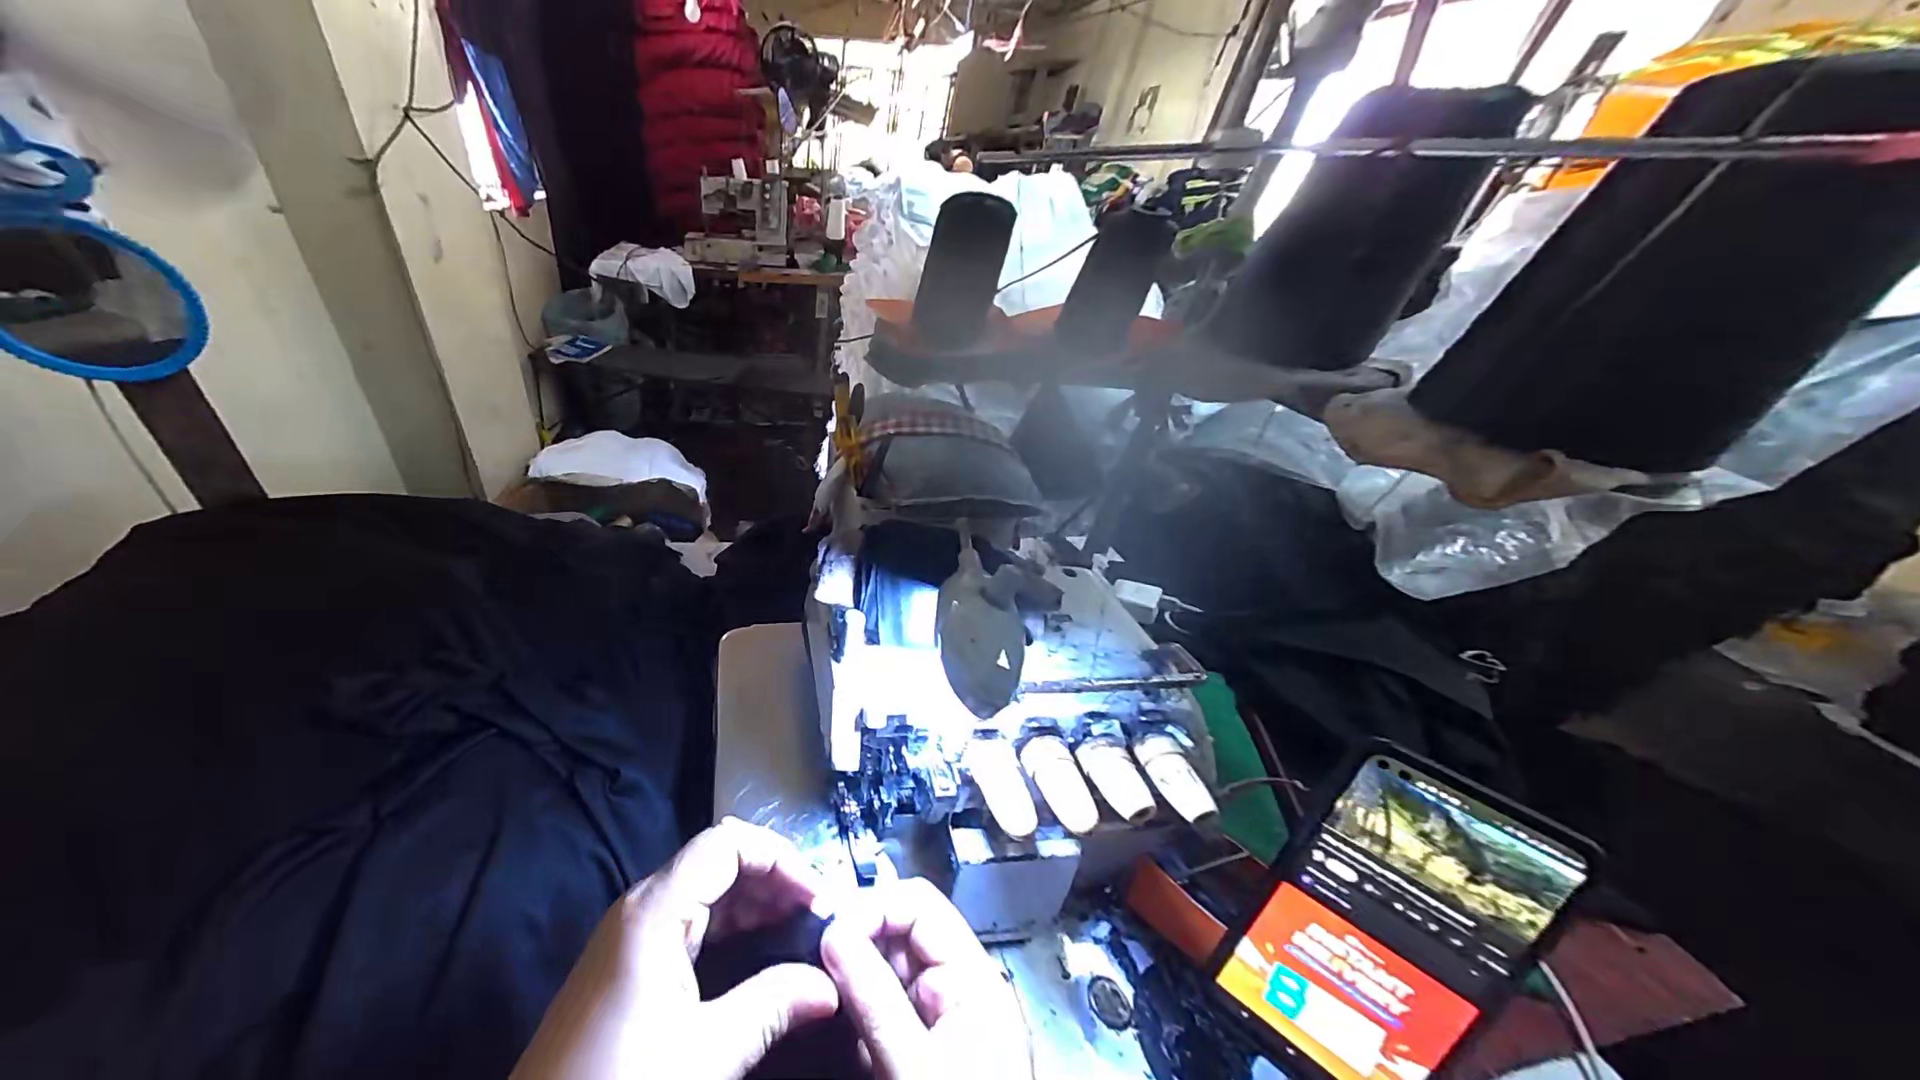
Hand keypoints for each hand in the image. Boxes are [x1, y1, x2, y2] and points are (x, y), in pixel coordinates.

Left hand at [511, 818, 840, 1079]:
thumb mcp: (705, 1053)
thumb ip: (774, 1005)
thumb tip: (832, 985)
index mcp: (655, 909)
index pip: (729, 843)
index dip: (780, 857)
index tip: (817, 897)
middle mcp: (643, 907)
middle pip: (721, 859)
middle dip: (775, 878)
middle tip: (817, 916)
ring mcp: (633, 934)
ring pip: (709, 889)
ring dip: (758, 901)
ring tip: (799, 931)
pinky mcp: (629, 964)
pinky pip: (693, 920)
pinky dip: (734, 925)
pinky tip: (760, 951)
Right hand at [820, 878, 1032, 1079]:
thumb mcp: (916, 1069)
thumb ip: (874, 998)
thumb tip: (834, 933)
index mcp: (971, 978)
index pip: (920, 907)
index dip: (872, 908)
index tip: (826, 935)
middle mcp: (956, 988)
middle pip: (900, 935)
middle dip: (855, 941)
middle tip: (809, 963)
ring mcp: (937, 1021)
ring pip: (885, 972)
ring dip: (849, 978)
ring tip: (815, 993)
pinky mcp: (918, 1051)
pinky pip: (880, 1011)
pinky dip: (853, 1015)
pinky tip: (832, 1025)